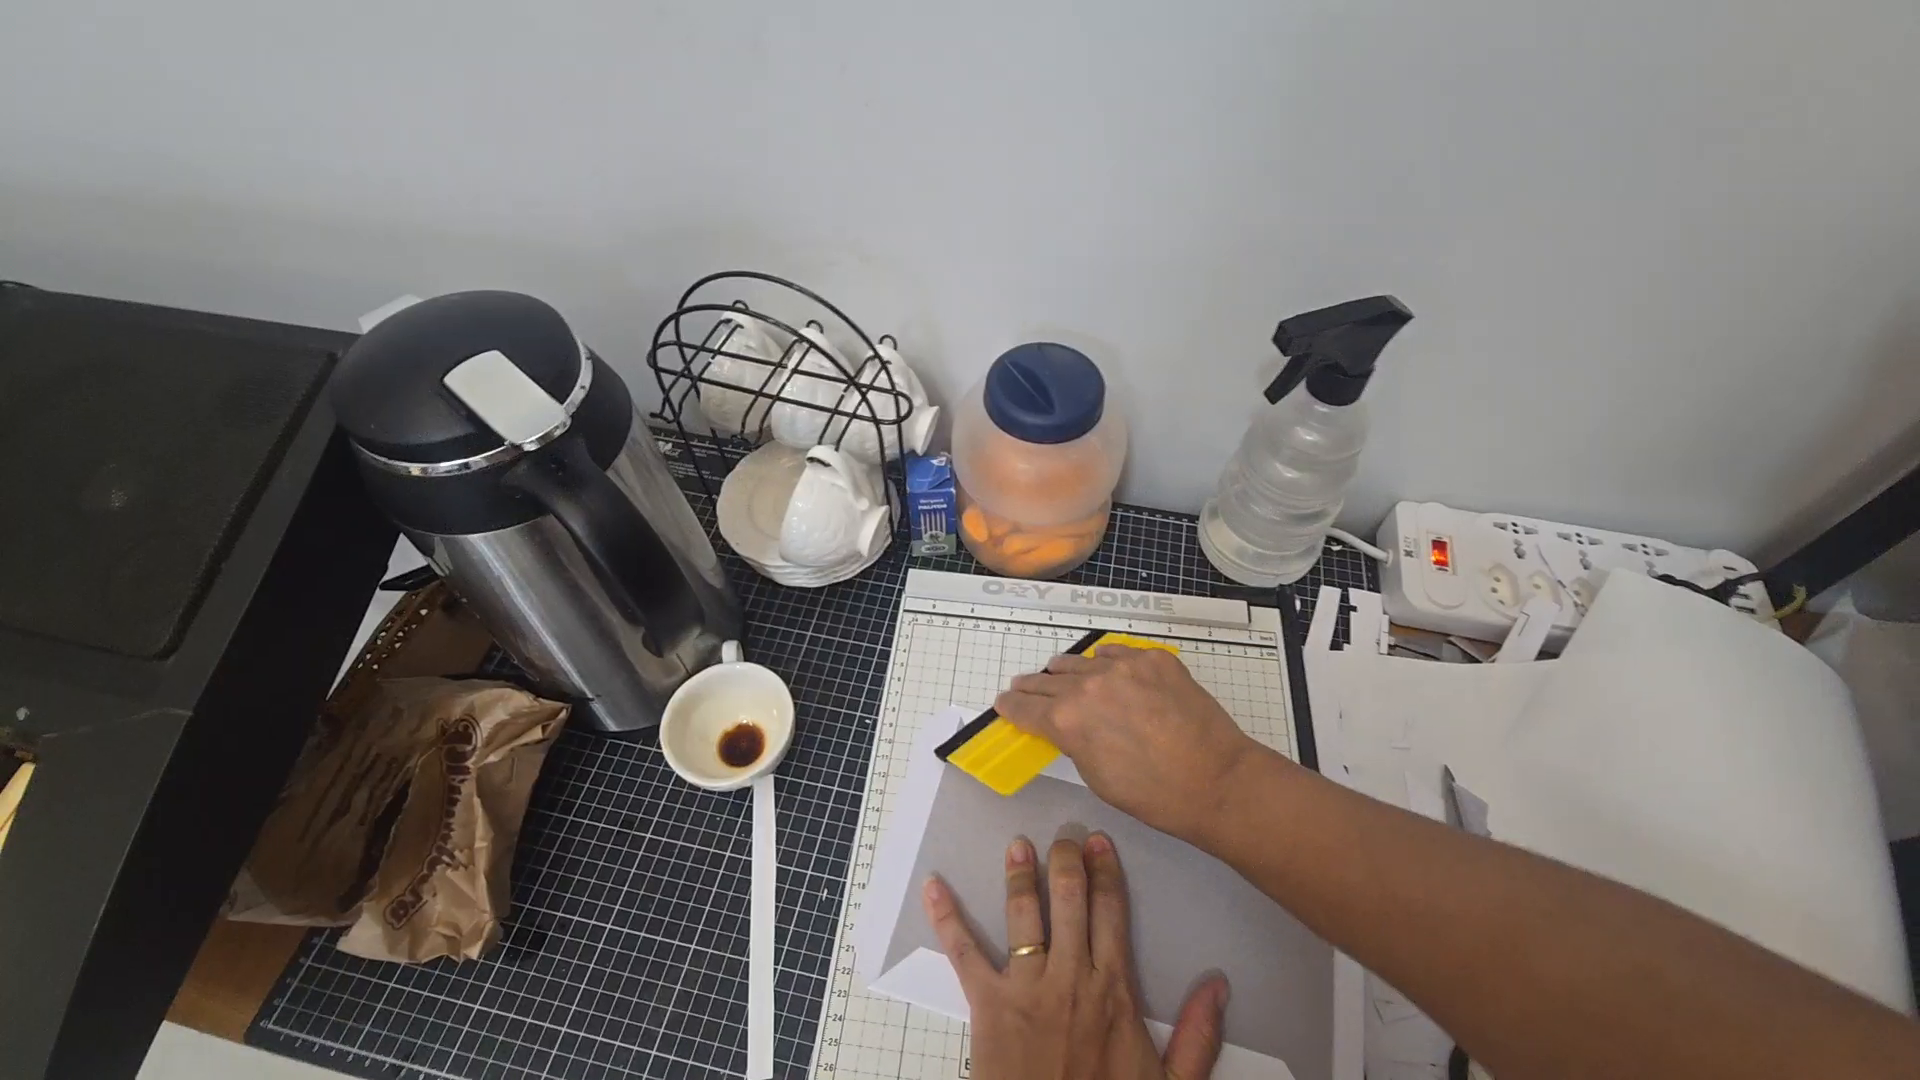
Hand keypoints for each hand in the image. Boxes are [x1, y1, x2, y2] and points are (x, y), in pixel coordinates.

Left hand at [922, 834, 1227, 1079]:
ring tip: (1017, 845)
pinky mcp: (987, 1004)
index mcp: (1112, 990)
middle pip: (1069, 901)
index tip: (1099, 843)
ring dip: (1019, 875)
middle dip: (1066, 861)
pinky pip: (963, 952)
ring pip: (1022, 915)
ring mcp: (1025, 988)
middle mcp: (1069, 976)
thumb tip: (1218, 983)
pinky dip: (945, 916)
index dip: (1105, 873)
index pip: (1111, 914)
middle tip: (1064, 836)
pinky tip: (933, 887)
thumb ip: (1197, 1035)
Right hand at [995, 645, 1271, 842]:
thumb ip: (1073, 742)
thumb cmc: (1152, 794)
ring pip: (1080, 660)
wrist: (1216, 780)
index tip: (1004, 703)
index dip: (1011, 706)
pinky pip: (1118, 653)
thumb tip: (1068, 726)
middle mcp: (1087, 684)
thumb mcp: (1095, 775)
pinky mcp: (1154, 658)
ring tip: (1062, 673)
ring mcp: (1123, 665)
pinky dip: (1107, 662)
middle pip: (1047, 679)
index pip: (1024, 707)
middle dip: (1032, 686)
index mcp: (1066, 719)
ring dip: (1066, 670)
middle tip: (1024, 687)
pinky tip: (1109, 670)